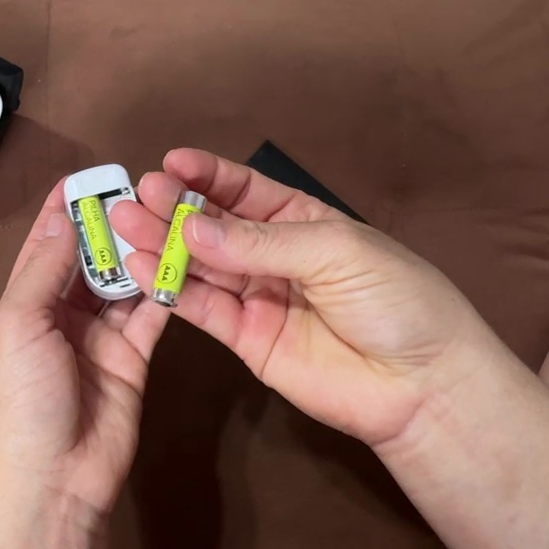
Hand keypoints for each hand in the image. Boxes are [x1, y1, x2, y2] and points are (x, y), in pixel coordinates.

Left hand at [0, 180, 172, 516]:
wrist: (52, 483)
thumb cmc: (20, 400)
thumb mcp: (18, 326)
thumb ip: (44, 271)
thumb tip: (61, 220)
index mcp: (21, 308)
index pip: (42, 249)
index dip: (60, 213)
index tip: (83, 178)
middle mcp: (59, 318)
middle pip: (86, 261)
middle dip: (106, 228)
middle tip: (138, 188)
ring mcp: (98, 339)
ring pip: (121, 283)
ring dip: (136, 252)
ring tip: (162, 213)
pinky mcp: (133, 359)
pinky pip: (149, 315)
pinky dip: (162, 288)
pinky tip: (178, 256)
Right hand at [109, 149, 505, 451]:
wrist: (422, 384)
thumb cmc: (395, 299)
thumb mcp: (335, 251)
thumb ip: (260, 242)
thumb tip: (191, 227)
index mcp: (301, 219)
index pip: (244, 189)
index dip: (207, 175)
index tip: (169, 163)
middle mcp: (272, 254)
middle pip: (213, 225)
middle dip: (175, 208)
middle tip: (137, 196)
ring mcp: (256, 296)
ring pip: (200, 265)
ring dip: (163, 245)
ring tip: (126, 225)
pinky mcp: (244, 339)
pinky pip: (203, 309)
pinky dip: (173, 290)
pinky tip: (145, 268)